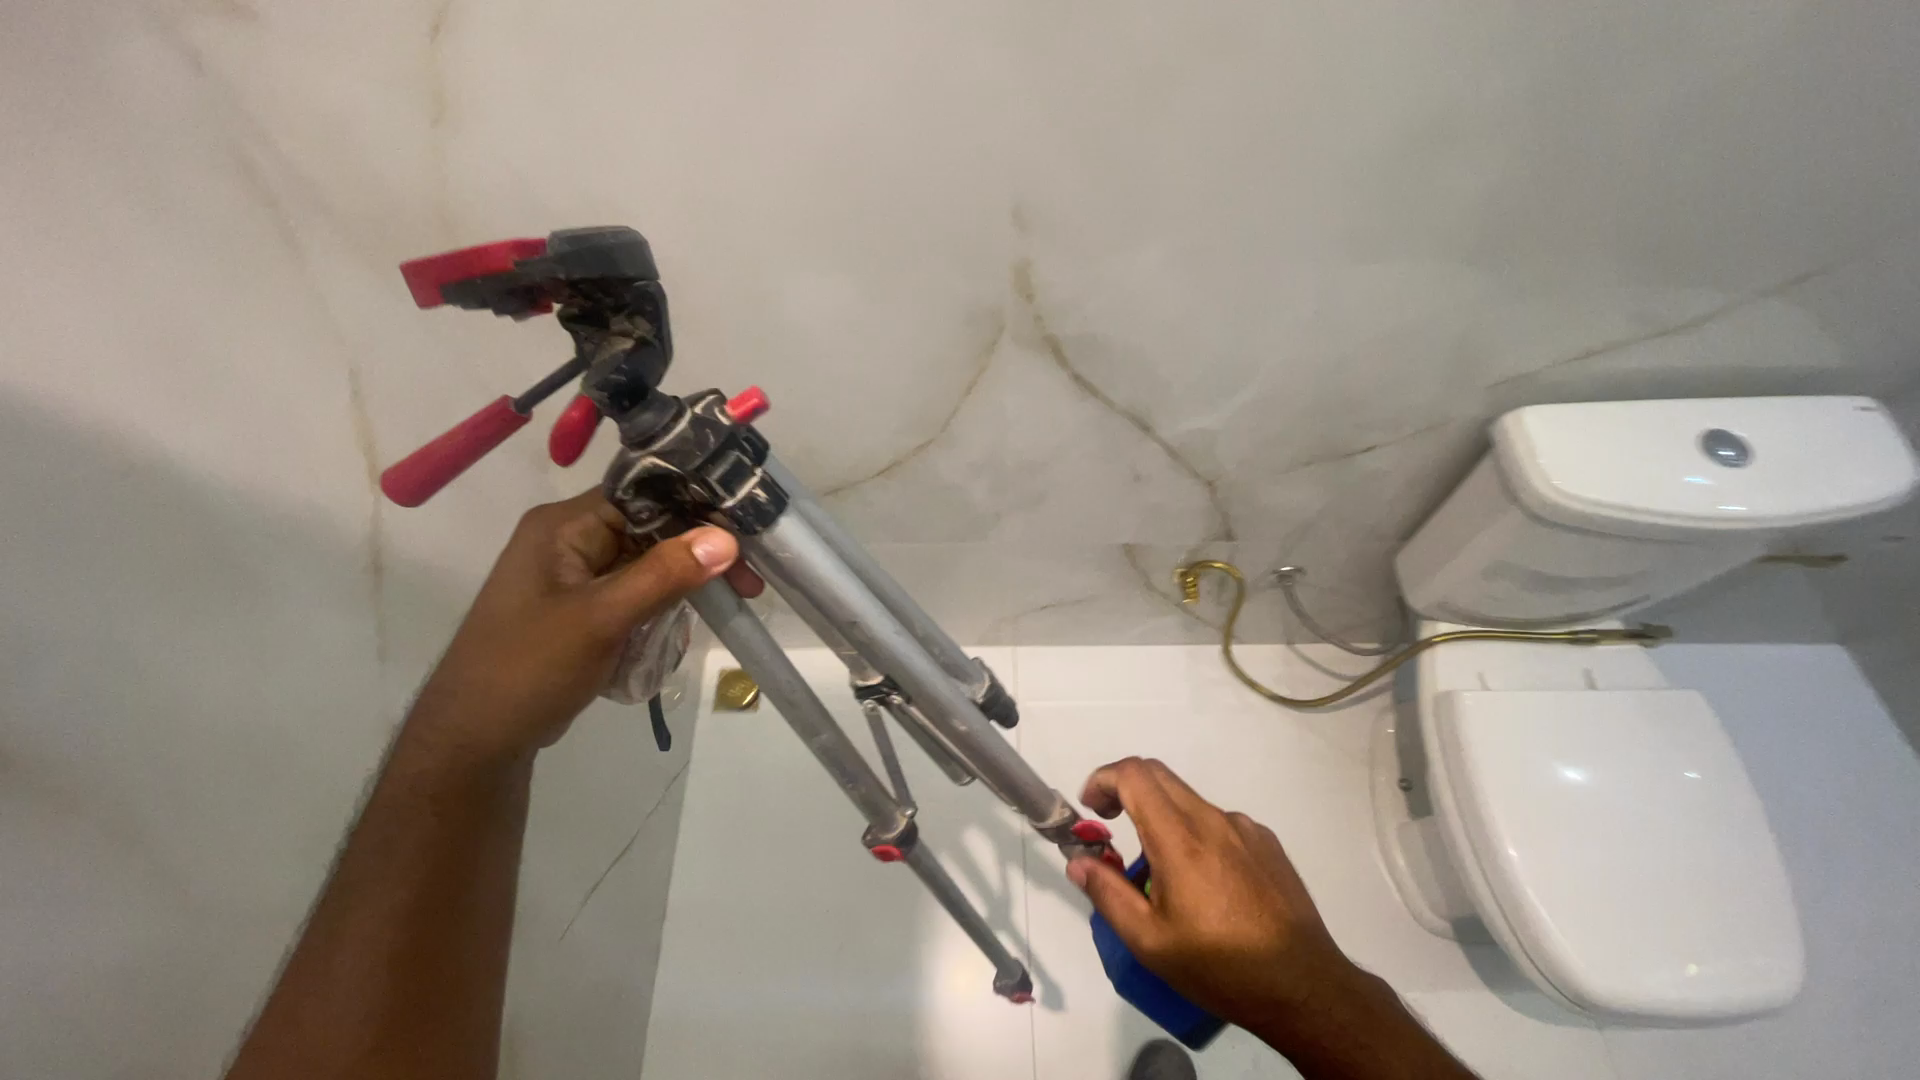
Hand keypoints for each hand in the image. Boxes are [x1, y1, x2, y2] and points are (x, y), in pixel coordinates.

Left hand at [409, 490, 762, 764]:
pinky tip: (686, 629)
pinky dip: (664, 607)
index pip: (643, 495)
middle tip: (749, 583)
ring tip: (729, 605)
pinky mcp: (584, 607)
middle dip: (699, 553)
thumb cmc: (529, 668)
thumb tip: (726, 539)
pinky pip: (637, 592)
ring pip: (649, 563)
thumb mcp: (602, 618)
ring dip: (685, 583)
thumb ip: (664, 575)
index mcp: (563, 525)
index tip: (744, 537)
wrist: (476, 739)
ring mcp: (576, 575)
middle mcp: (570, 540)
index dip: (696, 510)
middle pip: (651, 528)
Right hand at [1066, 757, 1357, 1029]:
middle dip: (1125, 789)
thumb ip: (1107, 893)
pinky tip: (1206, 884)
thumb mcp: (1149, 942)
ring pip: (1189, 800)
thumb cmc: (1220, 967)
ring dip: (1161, 816)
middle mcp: (1212, 820)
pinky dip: (1196, 834)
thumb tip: (1078, 860)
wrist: (1305, 988)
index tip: (1092, 810)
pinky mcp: (1267, 843)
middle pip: (1158, 775)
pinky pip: (1219, 822)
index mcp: (1179, 838)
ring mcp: (1245, 829)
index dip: (1103, 779)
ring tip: (1162, 873)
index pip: (1133, 774)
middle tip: (1112, 824)